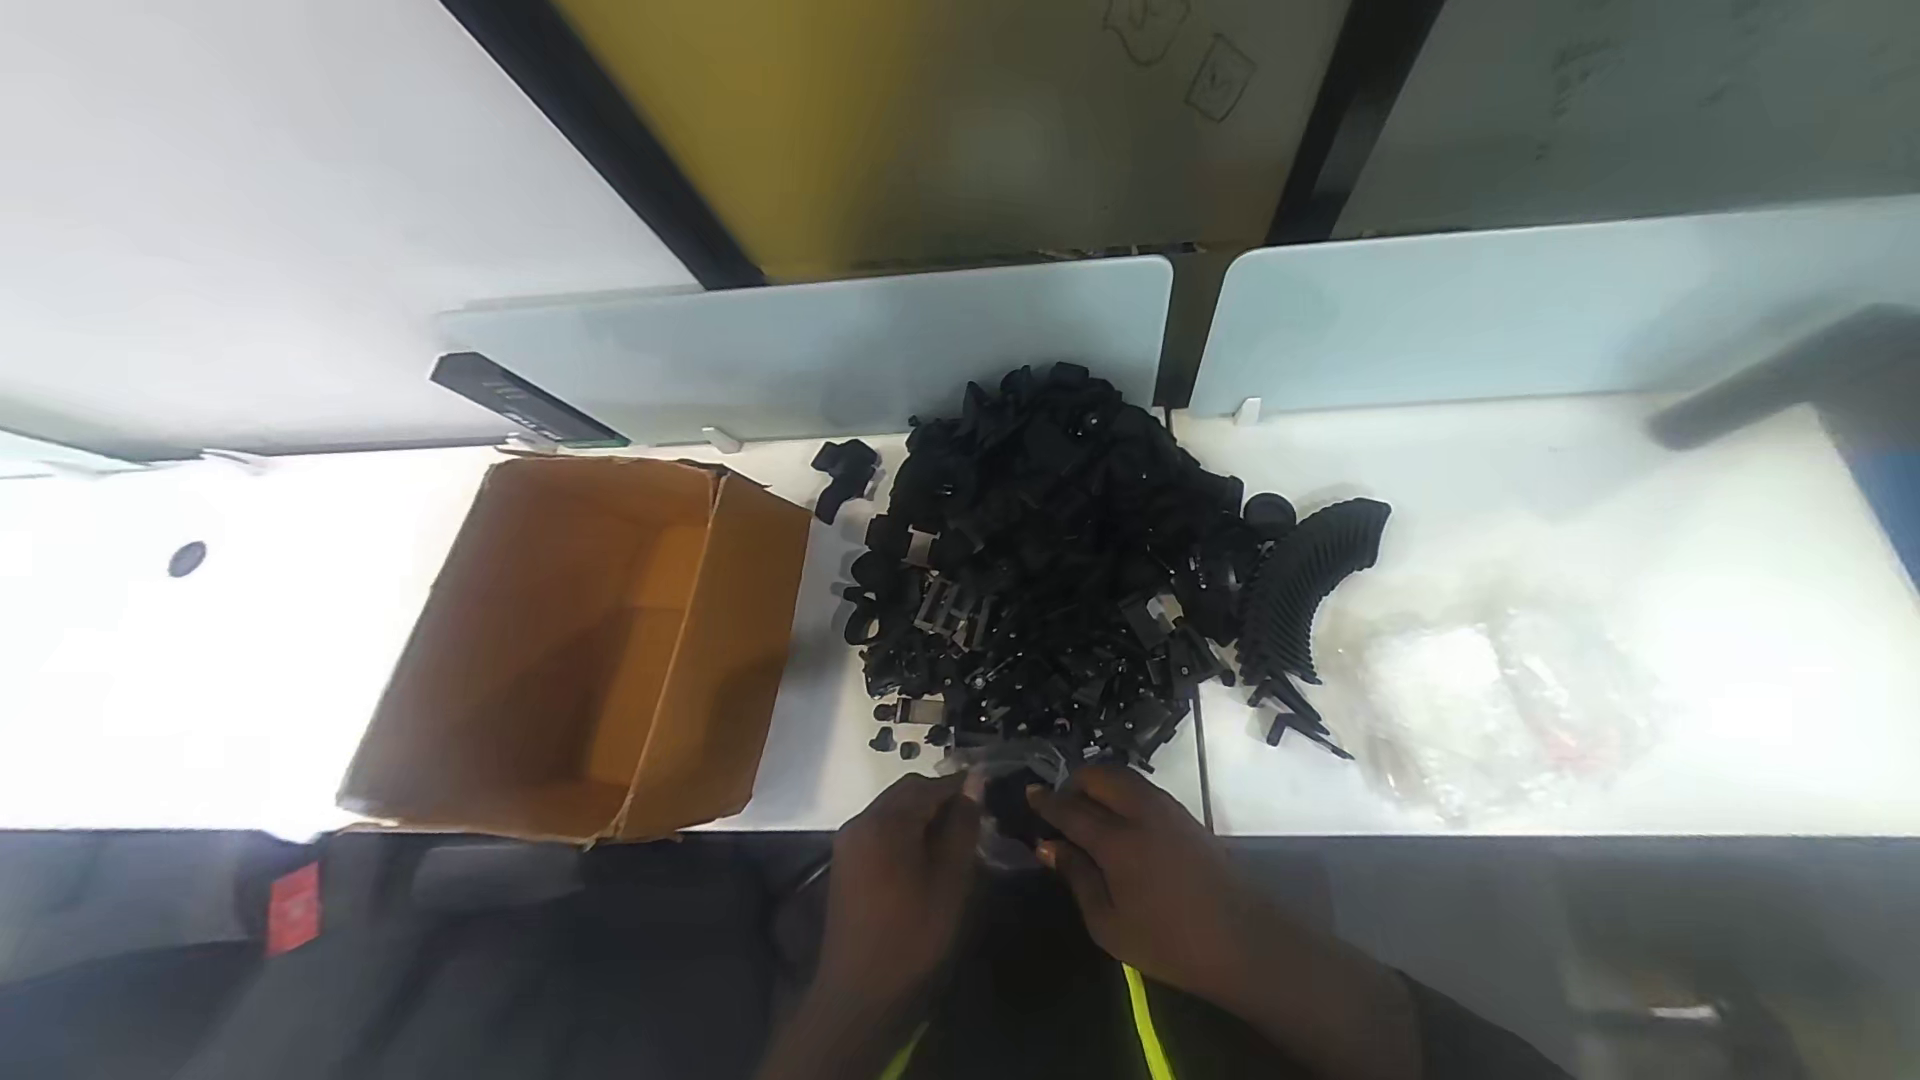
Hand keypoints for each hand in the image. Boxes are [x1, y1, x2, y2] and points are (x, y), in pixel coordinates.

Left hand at [816, 772, 981, 1001]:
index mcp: (885, 822)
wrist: (859, 993)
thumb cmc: (912, 936)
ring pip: (891, 808)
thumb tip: (974, 782)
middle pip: (906, 792)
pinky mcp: (844, 860)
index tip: (987, 794)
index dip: (959, 787)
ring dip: (921, 813)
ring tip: (951, 838)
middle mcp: (861, 820)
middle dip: (939, 797)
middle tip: (971, 819)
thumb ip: (962, 826)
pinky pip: (879, 827)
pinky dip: (903, 828)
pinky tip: (922, 853)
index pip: (928, 786)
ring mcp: (848, 840)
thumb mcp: (950, 880)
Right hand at [1025, 764, 1257, 1002]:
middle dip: (1074, 783)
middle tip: (1063, 809)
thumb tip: (1048, 846)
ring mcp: (1166, 808)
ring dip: (1099, 784)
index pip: (1071, 808)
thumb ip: (1076, 878)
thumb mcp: (1109, 925)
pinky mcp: (1184, 814)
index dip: (1047, 801)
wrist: (1244, 942)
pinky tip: (1119, 820)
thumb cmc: (1170, 943)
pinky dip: (1121, 791)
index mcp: (1117, 841)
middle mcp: (1140, 812)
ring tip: (1089, 812)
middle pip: (1098, 776)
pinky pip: (1141, 788)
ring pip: (1122, 776)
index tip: (1030, 793)